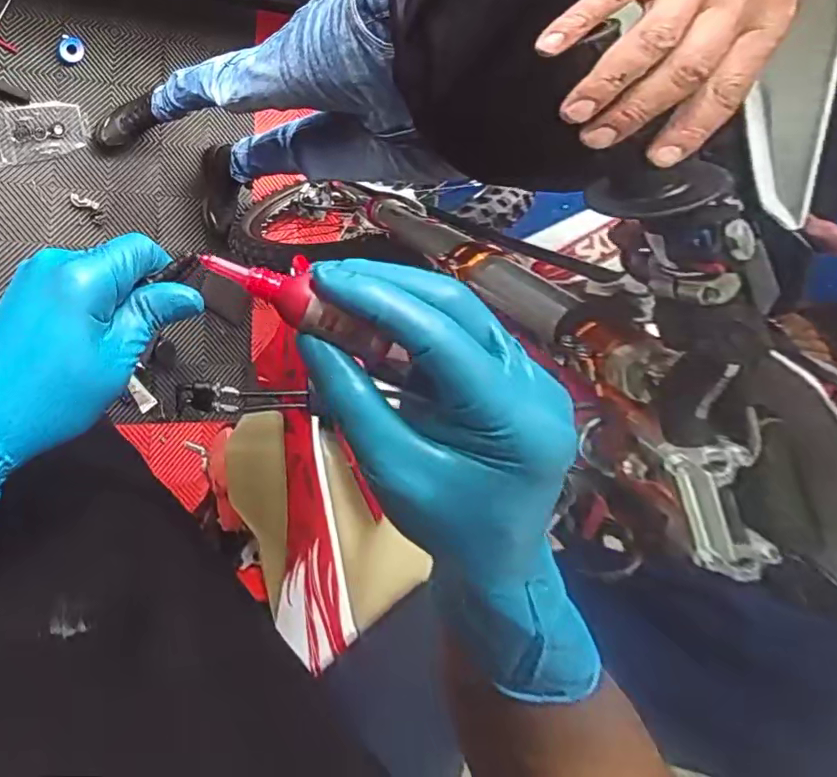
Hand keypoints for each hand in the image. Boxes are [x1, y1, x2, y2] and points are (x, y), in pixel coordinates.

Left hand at [0, 234, 203, 527]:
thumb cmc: (41, 398)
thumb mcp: (115, 357)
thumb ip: (151, 315)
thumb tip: (183, 295)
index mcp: (80, 276)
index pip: (141, 247)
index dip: (163, 274)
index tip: (170, 301)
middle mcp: (53, 264)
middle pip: (116, 260)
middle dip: (133, 294)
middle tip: (129, 337)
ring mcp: (34, 274)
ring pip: (93, 273)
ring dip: (107, 302)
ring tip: (95, 346)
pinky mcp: (24, 288)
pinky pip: (68, 284)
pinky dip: (82, 306)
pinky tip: (75, 341)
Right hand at [299, 259, 598, 701]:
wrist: (497, 557)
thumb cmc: (446, 524)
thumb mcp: (388, 465)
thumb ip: (348, 397)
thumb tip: (307, 336)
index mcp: (513, 416)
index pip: (438, 334)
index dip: (372, 299)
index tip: (317, 281)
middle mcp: (529, 381)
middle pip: (451, 304)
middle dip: (379, 283)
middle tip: (318, 279)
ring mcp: (521, 372)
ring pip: (450, 308)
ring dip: (386, 293)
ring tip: (330, 292)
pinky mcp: (500, 370)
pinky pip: (445, 328)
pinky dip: (396, 317)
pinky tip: (359, 317)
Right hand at [537, 0, 818, 166]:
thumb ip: (730, 45)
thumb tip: (685, 97)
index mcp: (762, 19)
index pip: (727, 86)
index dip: (691, 126)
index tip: (657, 154)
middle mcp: (728, 3)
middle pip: (680, 70)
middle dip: (634, 110)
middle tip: (597, 134)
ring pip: (648, 41)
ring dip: (605, 81)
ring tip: (574, 108)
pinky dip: (577, 22)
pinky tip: (551, 45)